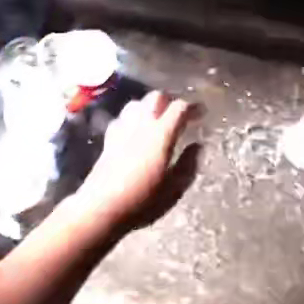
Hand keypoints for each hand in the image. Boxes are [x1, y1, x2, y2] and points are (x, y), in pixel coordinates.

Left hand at [71, 91, 199, 233]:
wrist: (101, 206)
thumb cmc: (142, 201)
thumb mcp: (174, 189)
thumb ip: (188, 164)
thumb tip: (198, 145)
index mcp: (161, 134)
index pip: (179, 108)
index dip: (192, 107)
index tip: (201, 112)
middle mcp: (141, 124)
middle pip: (156, 97)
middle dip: (170, 101)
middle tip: (179, 116)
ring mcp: (122, 129)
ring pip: (137, 103)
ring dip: (150, 107)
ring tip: (158, 120)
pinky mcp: (108, 138)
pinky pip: (123, 117)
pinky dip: (134, 118)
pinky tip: (136, 131)